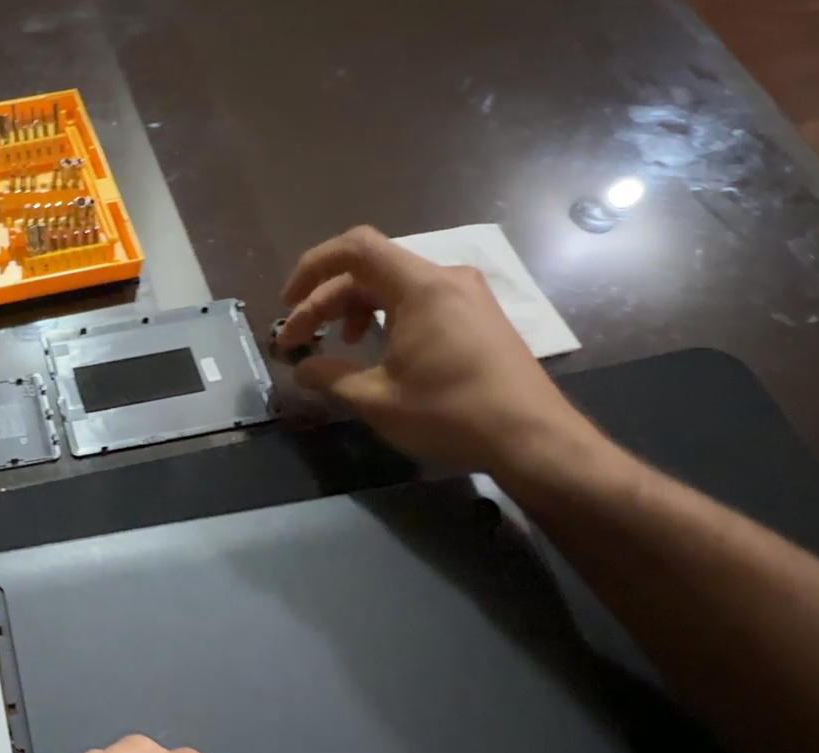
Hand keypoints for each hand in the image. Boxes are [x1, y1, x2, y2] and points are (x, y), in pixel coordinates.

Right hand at [279, 225, 605, 478]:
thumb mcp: (376, 400)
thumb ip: (330, 377)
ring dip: (354, 309)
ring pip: (393, 285)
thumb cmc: (449, 414)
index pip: (354, 249)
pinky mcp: (476, 315)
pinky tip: (377, 350)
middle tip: (297, 343)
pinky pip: (418, 300)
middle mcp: (444, 279)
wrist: (530, 436)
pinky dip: (385, 316)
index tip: (287, 306)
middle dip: (325, 302)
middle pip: (369, 270)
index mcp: (419, 288)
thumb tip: (301, 369)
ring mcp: (465, 295)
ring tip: (337, 346)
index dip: (311, 269)